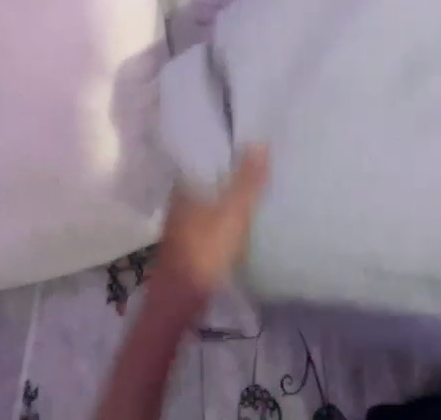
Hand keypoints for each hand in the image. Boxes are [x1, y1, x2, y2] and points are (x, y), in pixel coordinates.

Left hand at [156, 145, 269, 295]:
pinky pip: (209, 214)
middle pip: (207, 176)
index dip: (225, 147)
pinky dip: (223, 210)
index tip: (247, 139)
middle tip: (257, 159)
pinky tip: (240, 214)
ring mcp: (181, 222)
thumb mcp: (234, 213)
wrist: (179, 301)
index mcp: (185, 186)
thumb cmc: (206, 251)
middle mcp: (179, 200)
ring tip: (254, 183)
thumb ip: (247, 180)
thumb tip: (261, 142)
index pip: (204, 156)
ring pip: (208, 197)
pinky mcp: (187, 241)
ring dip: (227, 191)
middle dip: (228, 169)